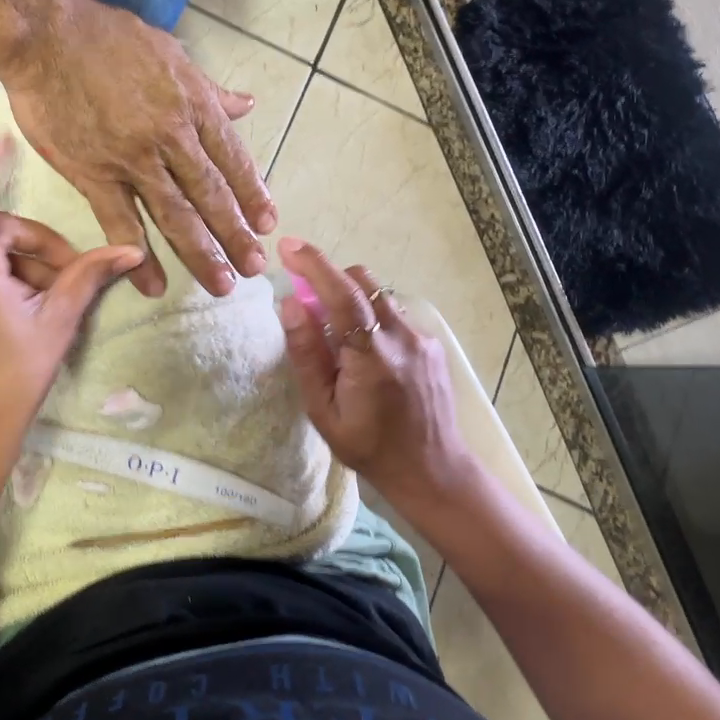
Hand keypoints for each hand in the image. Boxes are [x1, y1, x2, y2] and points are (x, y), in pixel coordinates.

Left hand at [0, 136, 143, 468]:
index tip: (1, 138)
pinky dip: (4, 282)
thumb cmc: (13, 378)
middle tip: (75, 277)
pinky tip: (27, 314)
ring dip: (25, 268)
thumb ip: (88, 277)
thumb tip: (131, 249)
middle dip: (39, 247)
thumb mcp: (57, 322)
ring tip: (54, 305)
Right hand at [5, 0, 274, 298]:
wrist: (47, 36)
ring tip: (221, 284)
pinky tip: (153, 284)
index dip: (252, 193)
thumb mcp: (172, 53)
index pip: (232, 159)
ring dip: (201, 253)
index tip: (266, 223)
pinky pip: (121, 223)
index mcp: (193, 105)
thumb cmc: (108, 37)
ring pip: (176, 214)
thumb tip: (247, 106)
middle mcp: (171, 137)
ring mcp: (133, 159)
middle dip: (235, 234)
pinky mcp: (94, 175)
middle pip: (211, 194)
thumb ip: (210, 89)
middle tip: (253, 266)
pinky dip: (138, 257)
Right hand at [276, 238, 473, 502]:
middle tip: (307, 301)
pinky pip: (395, 315)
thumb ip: (306, 354)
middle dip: (331, 278)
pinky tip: (369, 357)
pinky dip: (373, 320)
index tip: (288, 247)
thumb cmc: (368, 447)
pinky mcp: (432, 344)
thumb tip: (290, 304)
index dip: (314, 264)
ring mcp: (421, 339)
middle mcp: (401, 338)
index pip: (341, 294)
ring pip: (380, 294)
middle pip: (363, 281)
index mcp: (370, 357)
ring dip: (353, 299)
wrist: (432, 471)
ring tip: (339, 337)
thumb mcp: (323, 411)